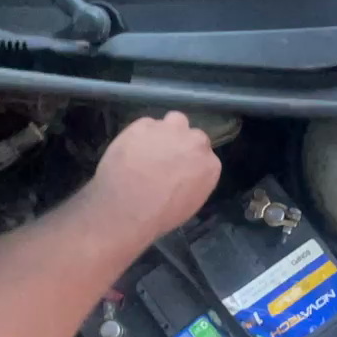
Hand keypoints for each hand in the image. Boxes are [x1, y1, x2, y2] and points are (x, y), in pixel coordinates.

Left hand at [85, 112, 220, 239]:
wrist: (127, 210)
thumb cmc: (160, 216)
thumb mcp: (189, 203)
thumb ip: (194, 180)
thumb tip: (185, 173)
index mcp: (210, 165)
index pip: (206, 155)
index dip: (191, 161)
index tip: (180, 169)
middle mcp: (195, 142)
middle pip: (193, 135)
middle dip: (182, 144)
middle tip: (165, 159)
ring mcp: (169, 130)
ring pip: (175, 120)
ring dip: (167, 131)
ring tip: (151, 147)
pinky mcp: (144, 125)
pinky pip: (146, 124)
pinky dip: (141, 134)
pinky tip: (132, 149)